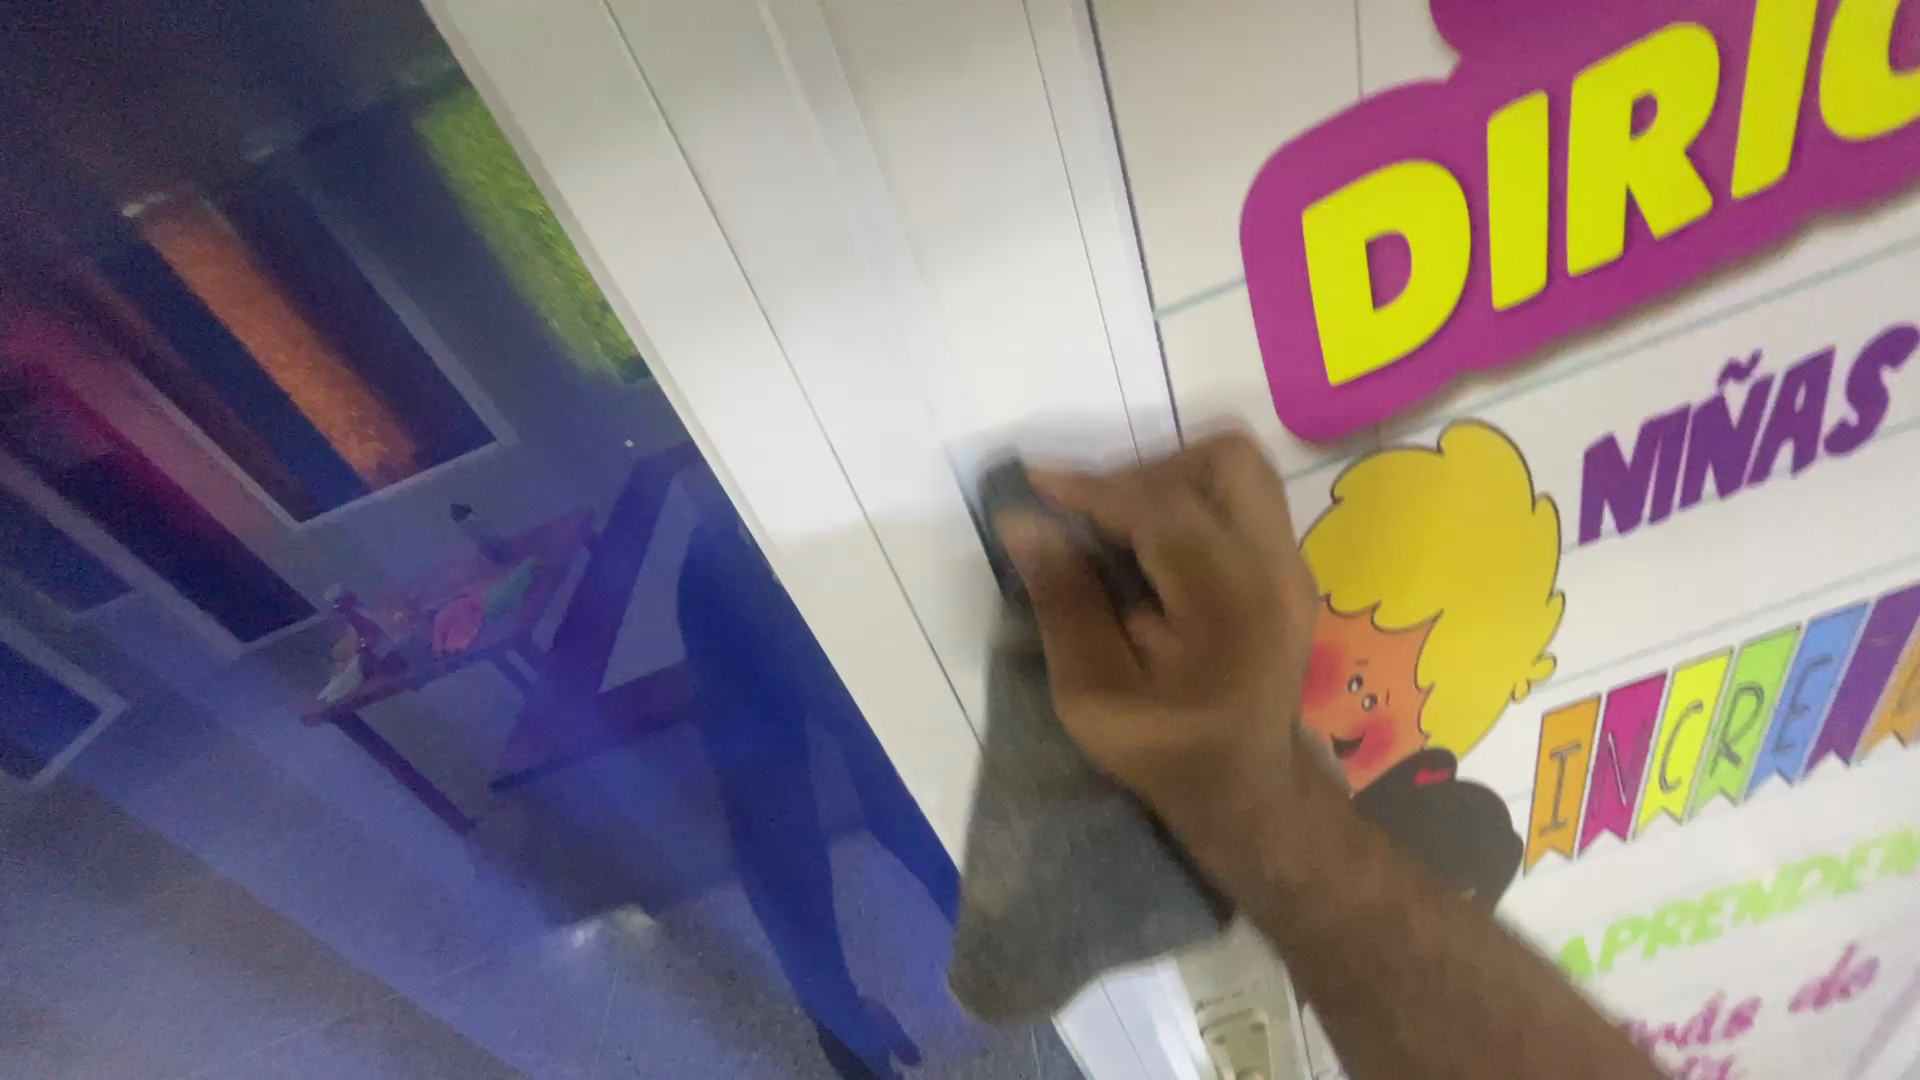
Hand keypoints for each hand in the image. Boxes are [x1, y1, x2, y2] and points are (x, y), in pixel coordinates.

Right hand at [996, 431, 1321, 832]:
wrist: (1245, 785)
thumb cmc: (1164, 750)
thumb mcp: (1092, 692)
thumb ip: (1063, 601)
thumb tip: (1022, 521)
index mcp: (1234, 608)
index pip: (1166, 509)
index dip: (1094, 486)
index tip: (1035, 482)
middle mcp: (1278, 570)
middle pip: (1226, 461)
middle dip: (1145, 468)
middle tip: (1092, 510)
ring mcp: (1291, 563)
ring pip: (1235, 469)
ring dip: (1166, 477)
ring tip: (1117, 524)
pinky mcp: (1285, 565)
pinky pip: (1237, 496)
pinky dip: (1184, 498)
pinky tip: (1147, 545)